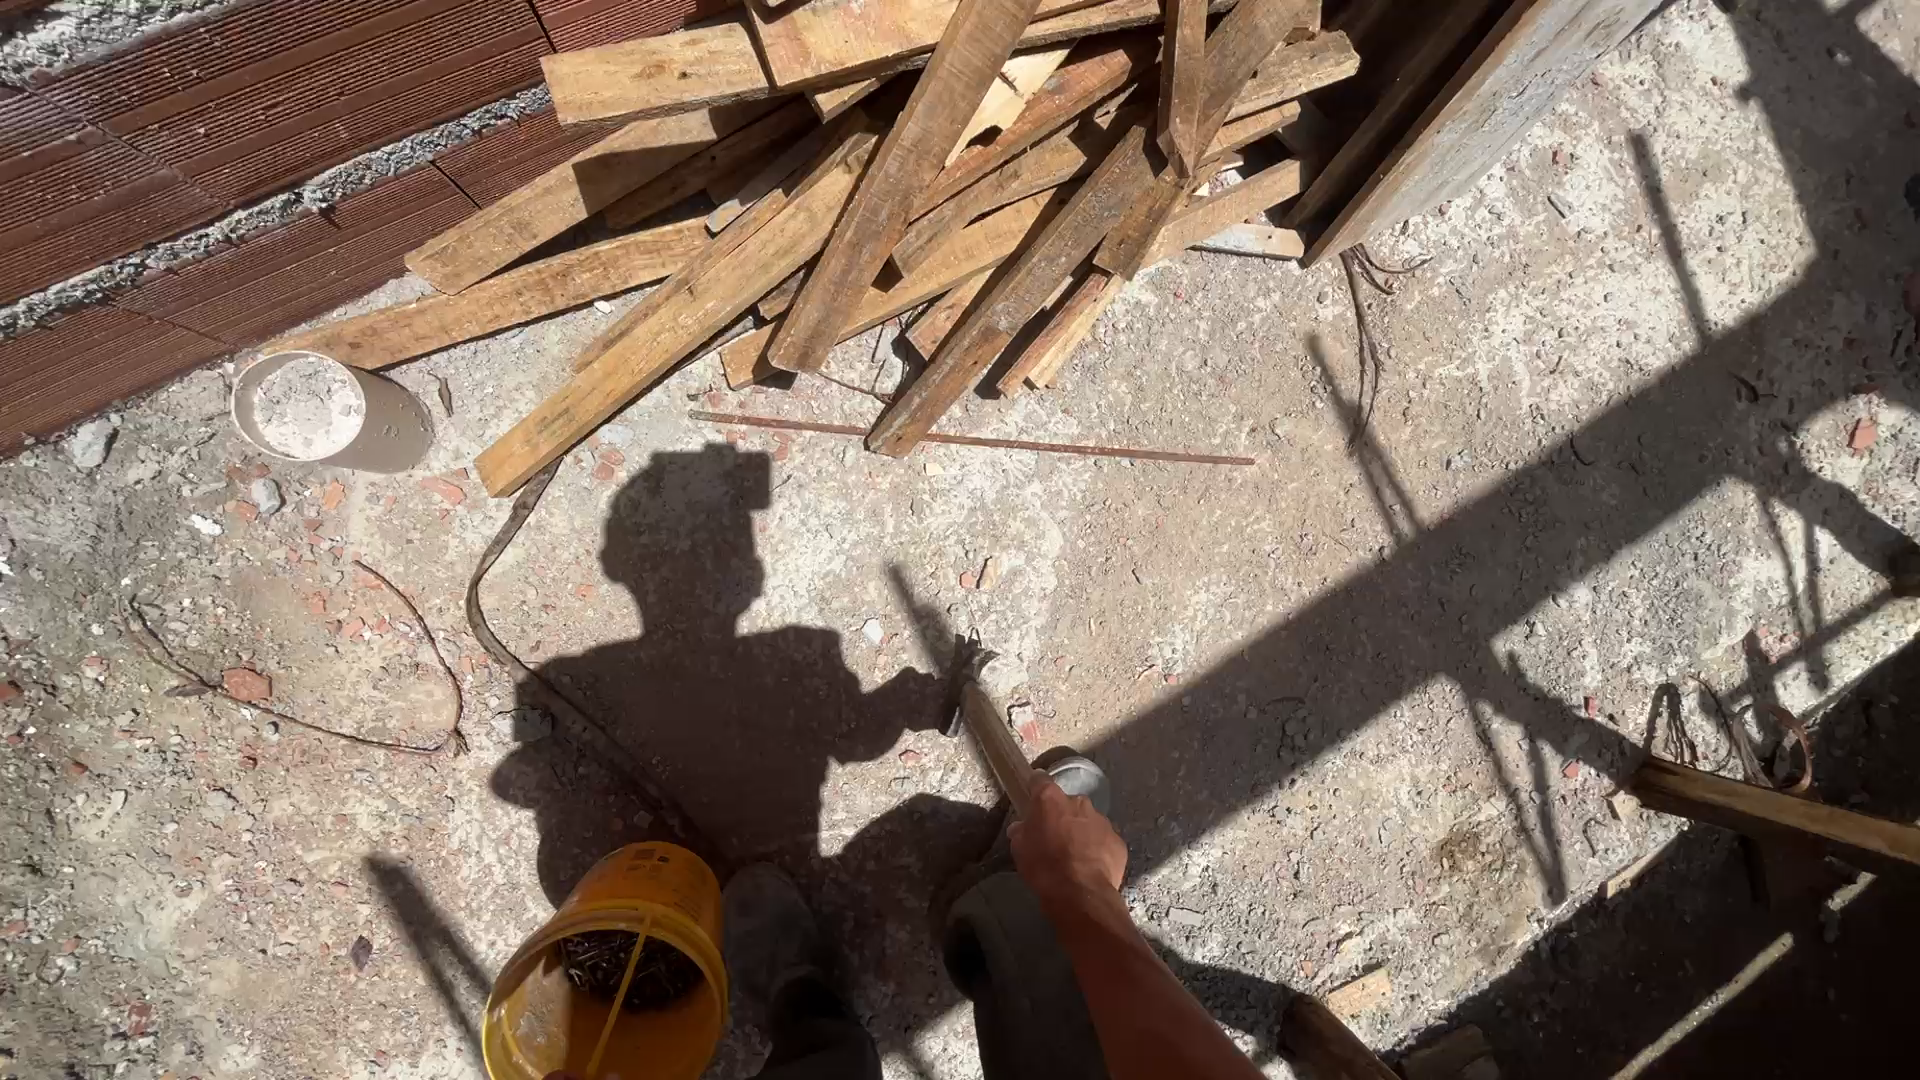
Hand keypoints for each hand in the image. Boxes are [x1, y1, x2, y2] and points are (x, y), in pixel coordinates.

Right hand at [1008, 770, 1126, 912]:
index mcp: (1050, 799)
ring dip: (1081, 832)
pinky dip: (1098, 849)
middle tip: (1055, 837)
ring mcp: (1101, 820)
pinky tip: (1091, 867)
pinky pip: (1103, 840)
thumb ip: (1021, 832)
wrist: (1080, 894)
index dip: (1035, 787)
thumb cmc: (1043, 867)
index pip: (1040, 780)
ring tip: (1075, 856)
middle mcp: (1078, 802)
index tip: (1033, 796)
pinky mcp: (1117, 840)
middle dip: (1061, 815)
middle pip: (1067, 803)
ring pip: (1088, 820)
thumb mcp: (1020, 849)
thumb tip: (1020, 827)